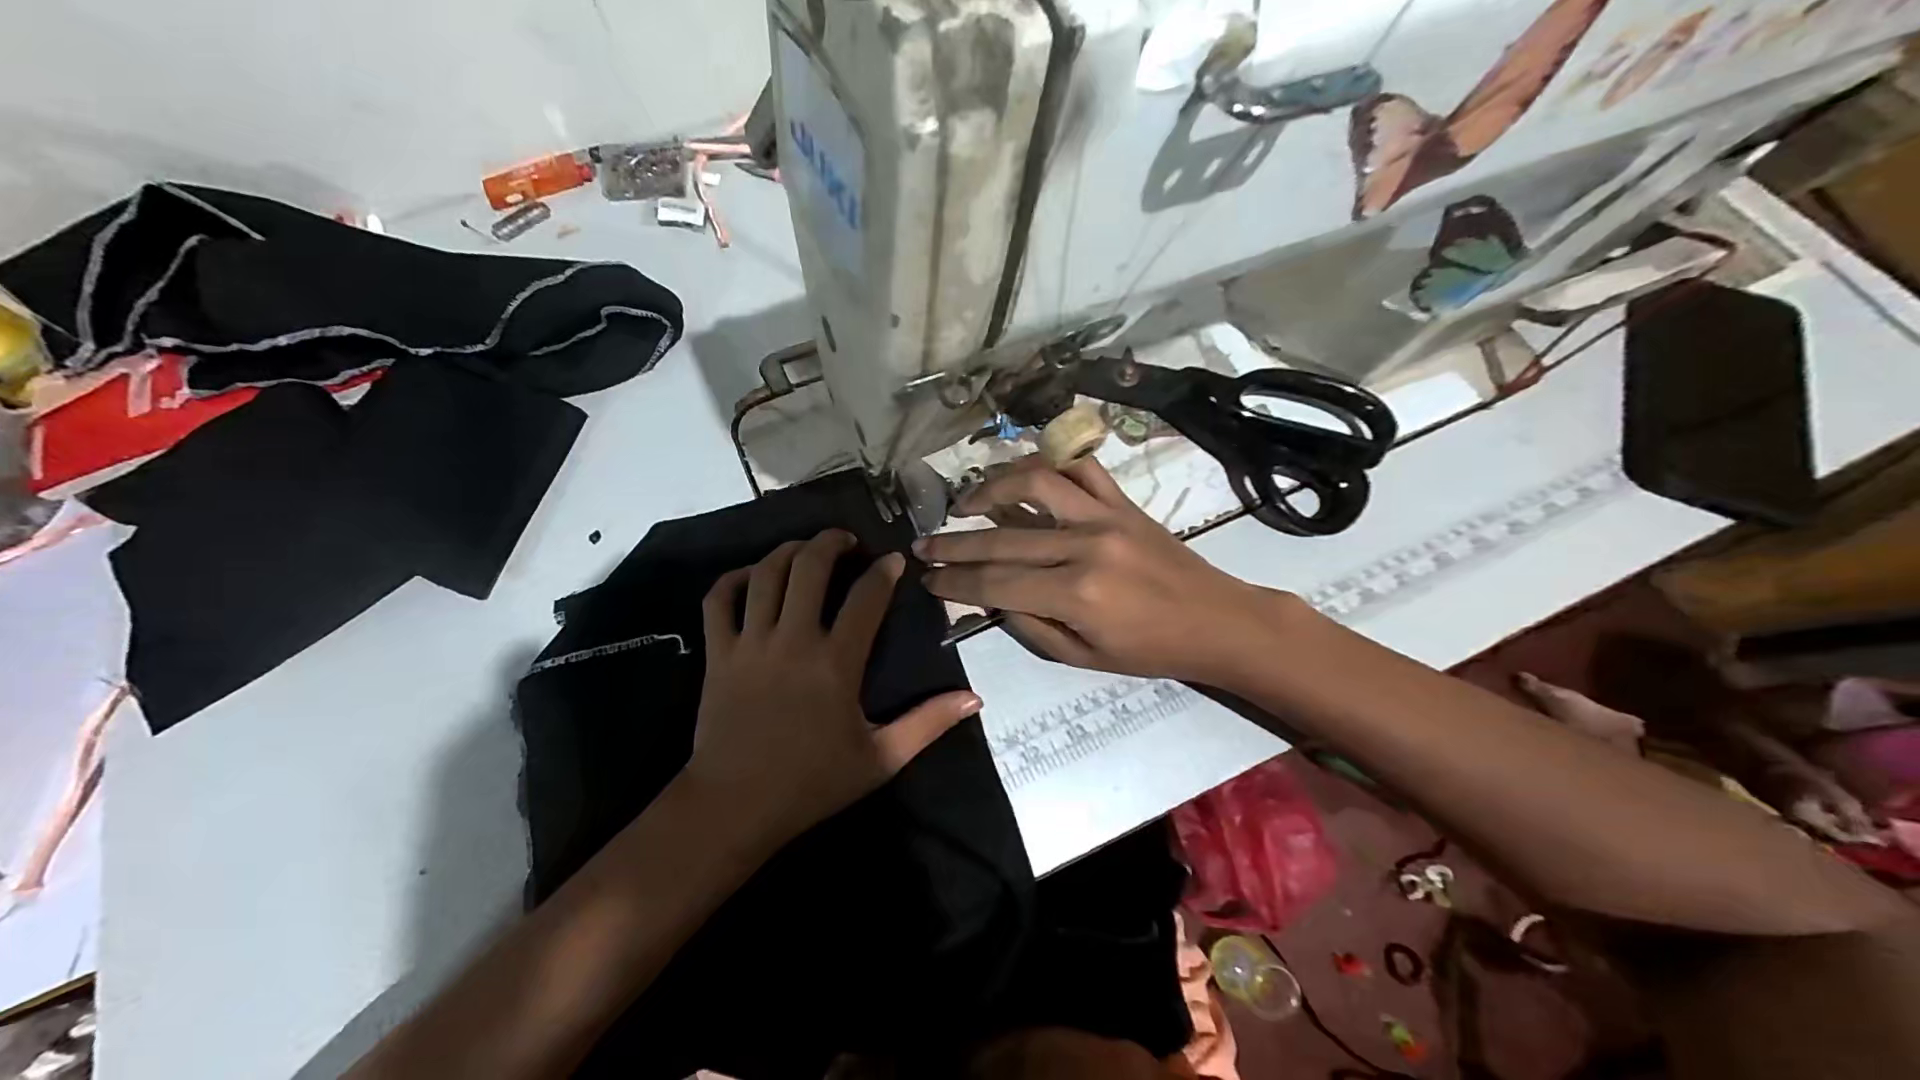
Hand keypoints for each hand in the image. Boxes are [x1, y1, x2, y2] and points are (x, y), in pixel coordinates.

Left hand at [686, 530, 982, 847]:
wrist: (735, 806)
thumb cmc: (812, 783)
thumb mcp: (881, 759)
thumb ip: (928, 723)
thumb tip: (975, 697)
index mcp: (835, 664)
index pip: (866, 597)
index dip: (884, 571)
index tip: (894, 559)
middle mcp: (792, 640)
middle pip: (809, 566)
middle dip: (831, 541)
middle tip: (847, 540)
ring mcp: (749, 643)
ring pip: (765, 573)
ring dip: (788, 550)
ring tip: (806, 548)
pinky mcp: (717, 653)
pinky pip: (719, 599)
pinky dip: (733, 578)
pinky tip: (752, 576)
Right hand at [915, 456, 1292, 682]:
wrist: (1215, 620)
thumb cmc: (1149, 651)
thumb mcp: (1082, 657)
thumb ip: (1030, 625)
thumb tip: (990, 595)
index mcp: (1076, 594)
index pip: (995, 581)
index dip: (954, 580)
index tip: (926, 578)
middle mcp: (1085, 545)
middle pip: (1002, 536)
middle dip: (954, 542)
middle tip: (922, 544)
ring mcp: (1105, 515)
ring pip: (1035, 483)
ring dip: (991, 487)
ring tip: (965, 502)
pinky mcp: (1122, 501)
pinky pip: (1079, 467)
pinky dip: (1047, 462)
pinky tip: (1022, 475)